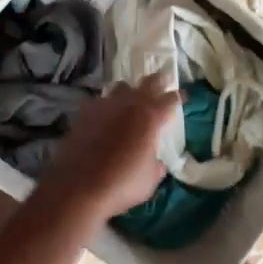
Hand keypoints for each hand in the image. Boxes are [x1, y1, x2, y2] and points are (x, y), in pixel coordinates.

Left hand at [41, 76, 180, 218]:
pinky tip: (105, 113)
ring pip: (121, 87)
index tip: (182, 95)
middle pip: (148, 83)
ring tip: (131, 94)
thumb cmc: (122, 184)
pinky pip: (100, 100)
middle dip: (158, 80)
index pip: (169, 101)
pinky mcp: (85, 112)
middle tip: (163, 77)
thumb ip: (156, 166)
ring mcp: (106, 105)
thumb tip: (158, 163)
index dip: (177, 97)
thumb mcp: (149, 181)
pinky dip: (106, 105)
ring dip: (130, 89)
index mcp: (150, 118)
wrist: (80, 186)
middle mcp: (130, 105)